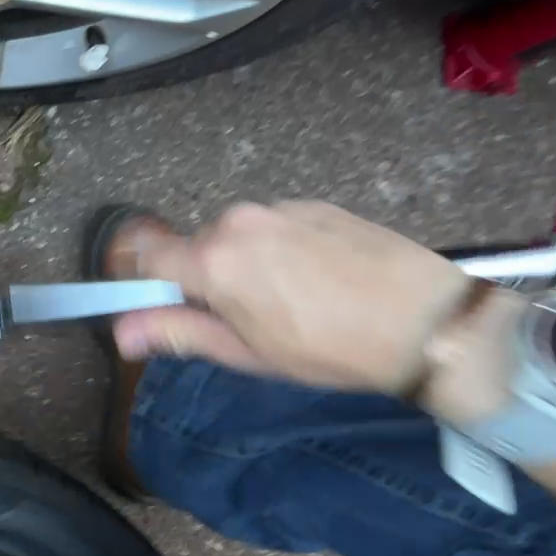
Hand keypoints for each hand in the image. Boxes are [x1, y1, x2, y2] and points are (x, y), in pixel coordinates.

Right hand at [112, 201, 474, 390]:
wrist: (434, 323)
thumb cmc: (331, 348)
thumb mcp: (247, 352)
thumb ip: (177, 332)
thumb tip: (121, 333)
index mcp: (212, 261)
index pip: (144, 254)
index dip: (145, 280)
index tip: (168, 306)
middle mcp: (236, 222)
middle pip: (193, 246)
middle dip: (204, 277)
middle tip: (246, 317)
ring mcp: (278, 208)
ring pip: (235, 236)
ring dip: (244, 262)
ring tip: (293, 299)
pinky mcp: (314, 204)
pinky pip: (274, 225)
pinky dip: (280, 249)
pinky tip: (320, 278)